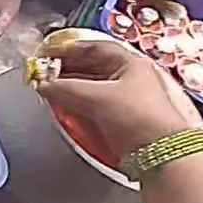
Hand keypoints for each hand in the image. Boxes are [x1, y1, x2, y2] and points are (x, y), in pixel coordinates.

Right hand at [38, 38, 202, 154]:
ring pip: (93, 86)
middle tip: (44, 73)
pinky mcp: (124, 118)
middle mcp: (131, 77)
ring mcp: (128, 98)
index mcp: (131, 63)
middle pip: (93, 67)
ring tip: (50, 90)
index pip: (94, 48)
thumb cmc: (134, 117)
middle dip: (67, 69)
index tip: (47, 53)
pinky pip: (95, 103)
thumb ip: (64, 88)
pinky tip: (66, 106)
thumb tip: (42, 85)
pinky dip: (78, 102)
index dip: (69, 49)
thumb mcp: (96, 98)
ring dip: (71, 86)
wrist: (161, 154)